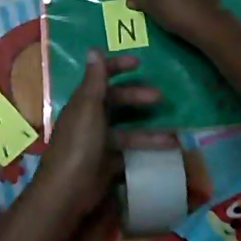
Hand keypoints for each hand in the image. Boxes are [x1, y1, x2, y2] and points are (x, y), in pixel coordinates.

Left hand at [29, 50, 159, 221]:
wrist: (67, 191)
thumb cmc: (78, 144)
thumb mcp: (88, 108)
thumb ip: (94, 81)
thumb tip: (93, 49)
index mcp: (83, 102)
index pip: (100, 78)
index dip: (117, 67)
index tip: (139, 63)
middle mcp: (90, 119)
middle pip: (116, 102)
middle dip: (137, 97)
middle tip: (160, 97)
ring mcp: (98, 143)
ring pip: (126, 131)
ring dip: (148, 131)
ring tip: (173, 135)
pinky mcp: (106, 164)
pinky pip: (128, 154)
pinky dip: (144, 154)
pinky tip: (162, 156)